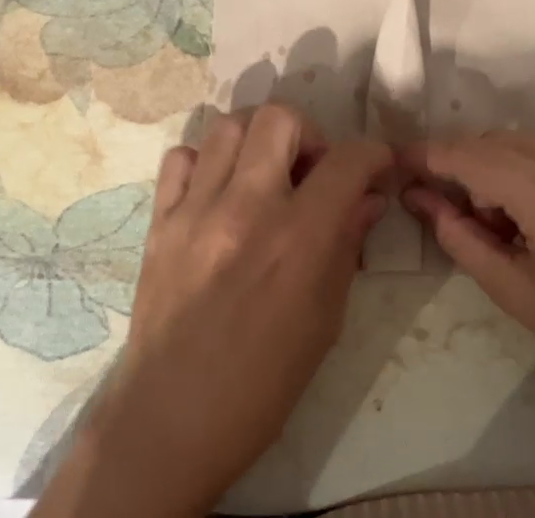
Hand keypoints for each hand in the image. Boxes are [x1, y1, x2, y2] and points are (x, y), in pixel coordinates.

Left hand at [38, 105, 391, 517]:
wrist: (173, 417)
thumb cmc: (264, 381)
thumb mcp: (325, 319)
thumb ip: (346, 246)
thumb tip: (367, 199)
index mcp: (298, 240)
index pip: (347, 160)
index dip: (373, 155)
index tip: (375, 168)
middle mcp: (245, 208)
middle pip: (278, 118)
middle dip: (309, 134)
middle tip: (311, 172)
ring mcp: (195, 209)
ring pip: (228, 125)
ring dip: (258, 140)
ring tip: (264, 177)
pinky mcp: (159, 220)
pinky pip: (180, 157)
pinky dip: (206, 161)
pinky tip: (218, 192)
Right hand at [399, 132, 534, 383]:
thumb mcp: (513, 291)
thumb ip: (459, 236)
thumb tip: (417, 195)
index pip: (475, 159)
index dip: (432, 156)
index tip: (401, 159)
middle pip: (502, 142)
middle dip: (471, 167)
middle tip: (468, 212)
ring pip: (534, 144)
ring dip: (508, 169)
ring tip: (517, 221)